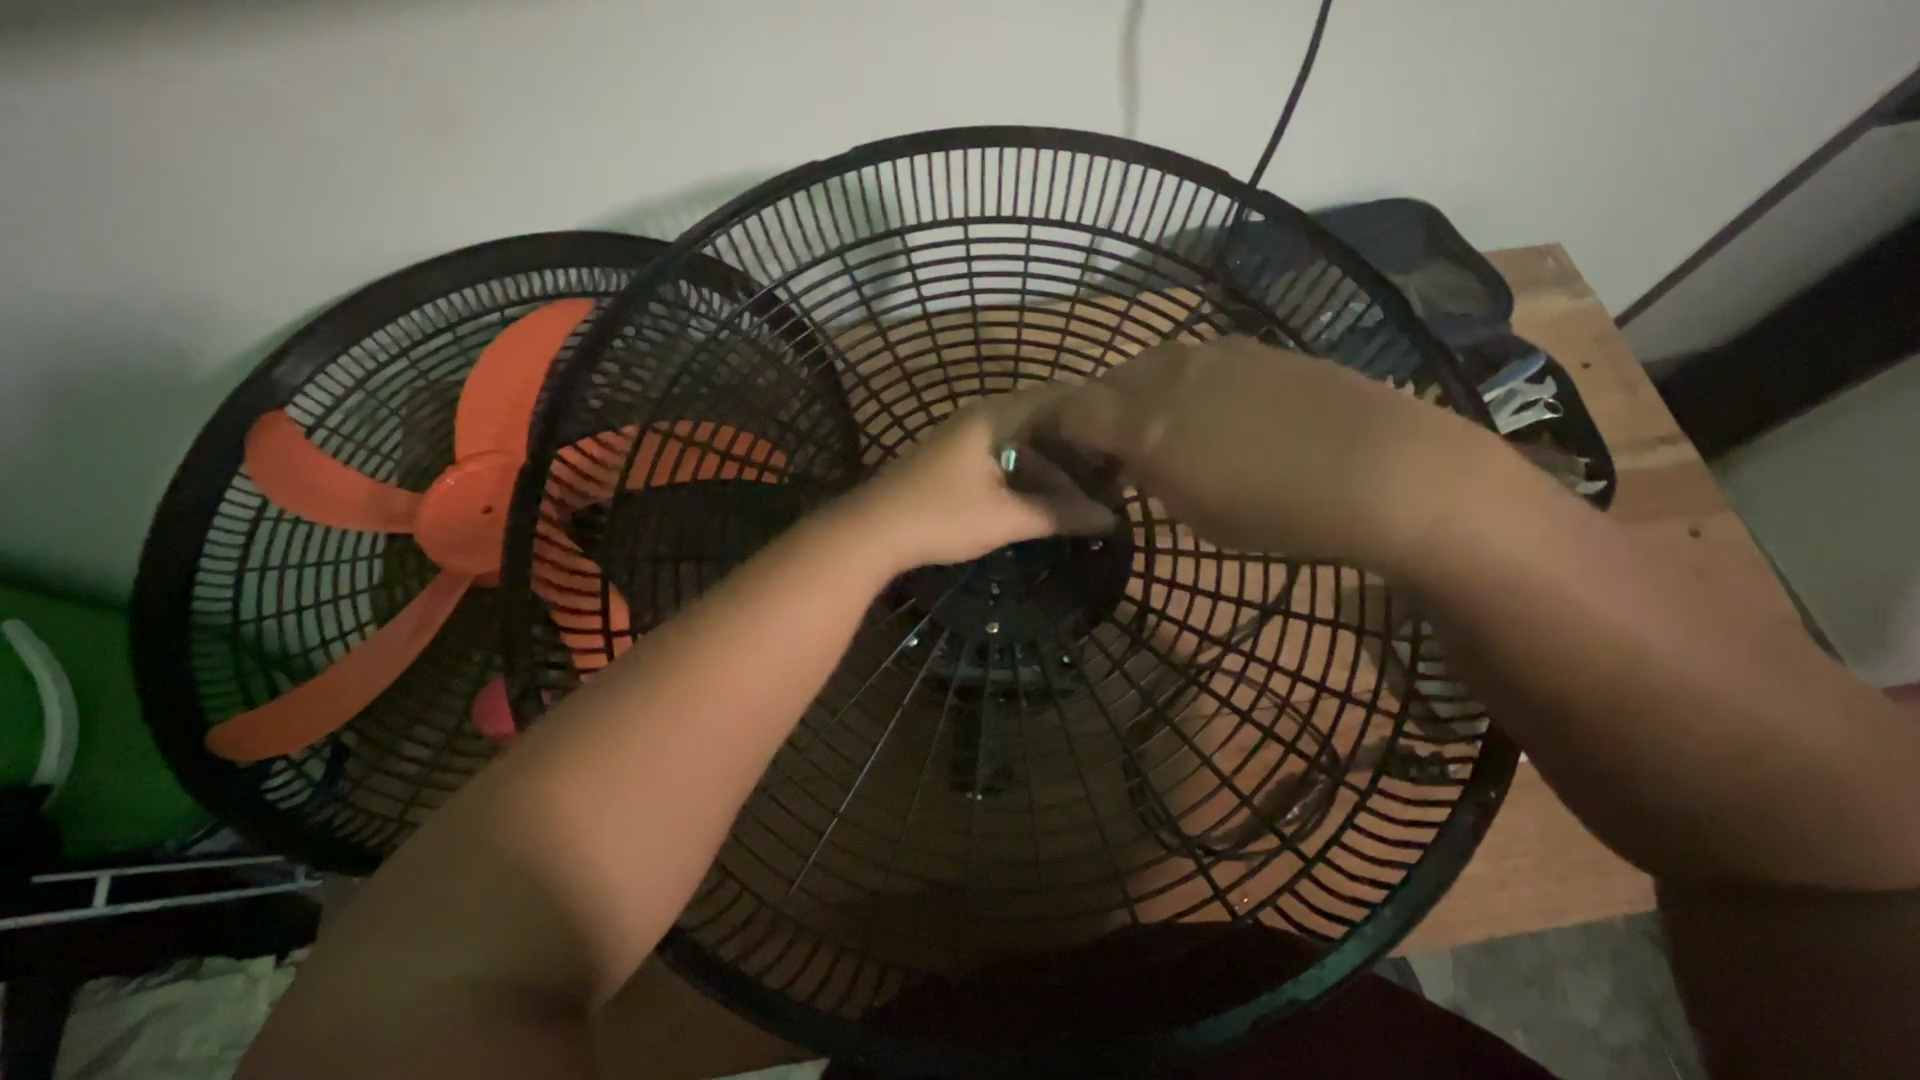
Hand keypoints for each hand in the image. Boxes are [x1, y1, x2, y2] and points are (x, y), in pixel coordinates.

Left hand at [836, 387, 1116, 569]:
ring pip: (1023, 444)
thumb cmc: (942, 516)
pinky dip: (1029, 475)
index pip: (1059, 396)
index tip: (1129, 430)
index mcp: (996, 415)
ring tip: (1088, 494)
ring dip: (1053, 467)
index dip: (1096, 410)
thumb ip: (1059, 514)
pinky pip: (1004, 458)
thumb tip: (1110, 519)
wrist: (871, 532)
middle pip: (1043, 421)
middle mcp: (982, 416)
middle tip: (1116, 469)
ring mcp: (965, 438)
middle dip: (1078, 447)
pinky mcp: (955, 461)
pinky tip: (1047, 502)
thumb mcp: (1006, 518)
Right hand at [1050, 337, 1506, 569]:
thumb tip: (1136, 462)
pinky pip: (1202, 362)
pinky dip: (1193, 387)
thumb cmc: (1277, 510)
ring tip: (1174, 436)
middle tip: (1121, 456)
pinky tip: (1227, 418)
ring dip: (1147, 398)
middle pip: (1109, 383)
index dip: (1060, 437)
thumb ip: (1151, 478)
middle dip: (1103, 416)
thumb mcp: (1196, 514)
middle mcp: (1167, 371)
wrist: (1381, 467)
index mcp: (1140, 419)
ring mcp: (1216, 352)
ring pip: (1156, 367)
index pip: (1070, 413)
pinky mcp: (1259, 348)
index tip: (1071, 466)